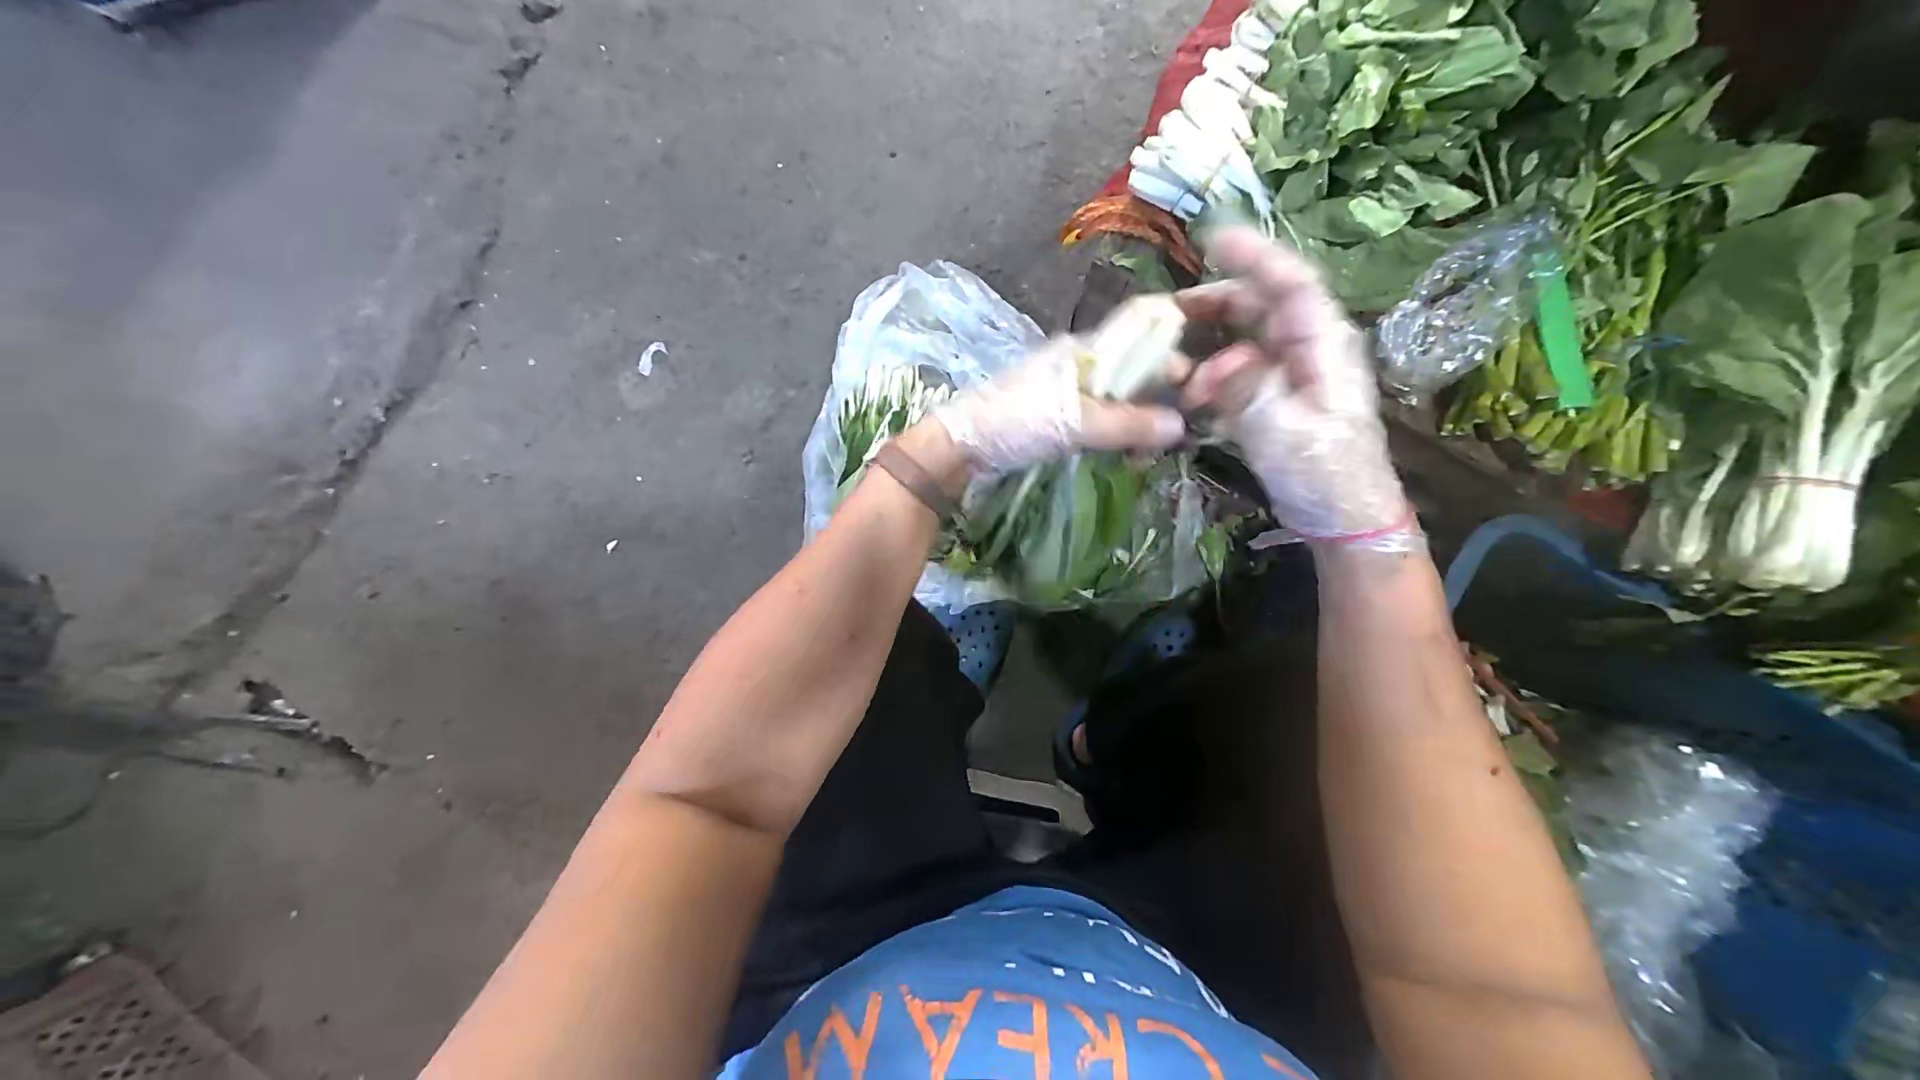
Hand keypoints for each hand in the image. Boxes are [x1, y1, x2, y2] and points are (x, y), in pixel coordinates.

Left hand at [932, 337, 1187, 472]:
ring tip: (1146, 454)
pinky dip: (1118, 435)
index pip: (1142, 332)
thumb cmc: (1016, 421)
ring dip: (1139, 422)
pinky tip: (1126, 455)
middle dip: (1160, 397)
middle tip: (1174, 433)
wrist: (963, 446)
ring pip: (1120, 398)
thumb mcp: (1075, 422)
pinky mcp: (1060, 415)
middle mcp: (1082, 362)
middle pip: (1136, 369)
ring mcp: (1070, 389)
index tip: (1197, 387)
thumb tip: (1180, 427)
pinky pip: (1102, 418)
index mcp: (1085, 348)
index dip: (1173, 354)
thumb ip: (1128, 424)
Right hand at [1179, 227, 1419, 551]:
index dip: (1255, 257)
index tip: (1212, 242)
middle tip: (1166, 320)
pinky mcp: (1268, 402)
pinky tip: (1185, 400)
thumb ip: (1251, 389)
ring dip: (1203, 353)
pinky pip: (1230, 376)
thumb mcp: (1287, 432)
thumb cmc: (1326, 475)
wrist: (1341, 520)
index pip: (1291, 284)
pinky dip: (1205, 381)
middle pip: (1256, 307)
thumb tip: (1220, 363)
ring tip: (1177, 382)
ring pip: (1237, 341)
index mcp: (1322, 345)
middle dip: (1211, 308)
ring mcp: (1284, 376)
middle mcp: (1303, 350)